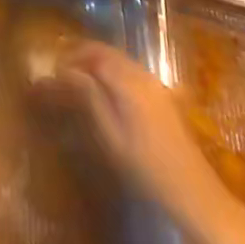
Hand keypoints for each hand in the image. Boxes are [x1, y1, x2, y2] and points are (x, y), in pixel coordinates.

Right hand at [52, 42, 244, 243]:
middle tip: (60, 68)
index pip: (94, 54)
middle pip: (107, 52)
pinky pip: (130, 71)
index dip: (71, 57)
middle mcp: (142, 75)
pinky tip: (103, 89)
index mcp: (128, 82)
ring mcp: (155, 84)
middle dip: (82, 54)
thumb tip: (65, 72)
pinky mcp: (161, 95)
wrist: (192, 191)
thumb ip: (89, 98)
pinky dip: (111, 71)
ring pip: (119, 60)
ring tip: (76, 77)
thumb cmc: (145, 168)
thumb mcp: (110, 135)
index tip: (52, 68)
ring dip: (96, 62)